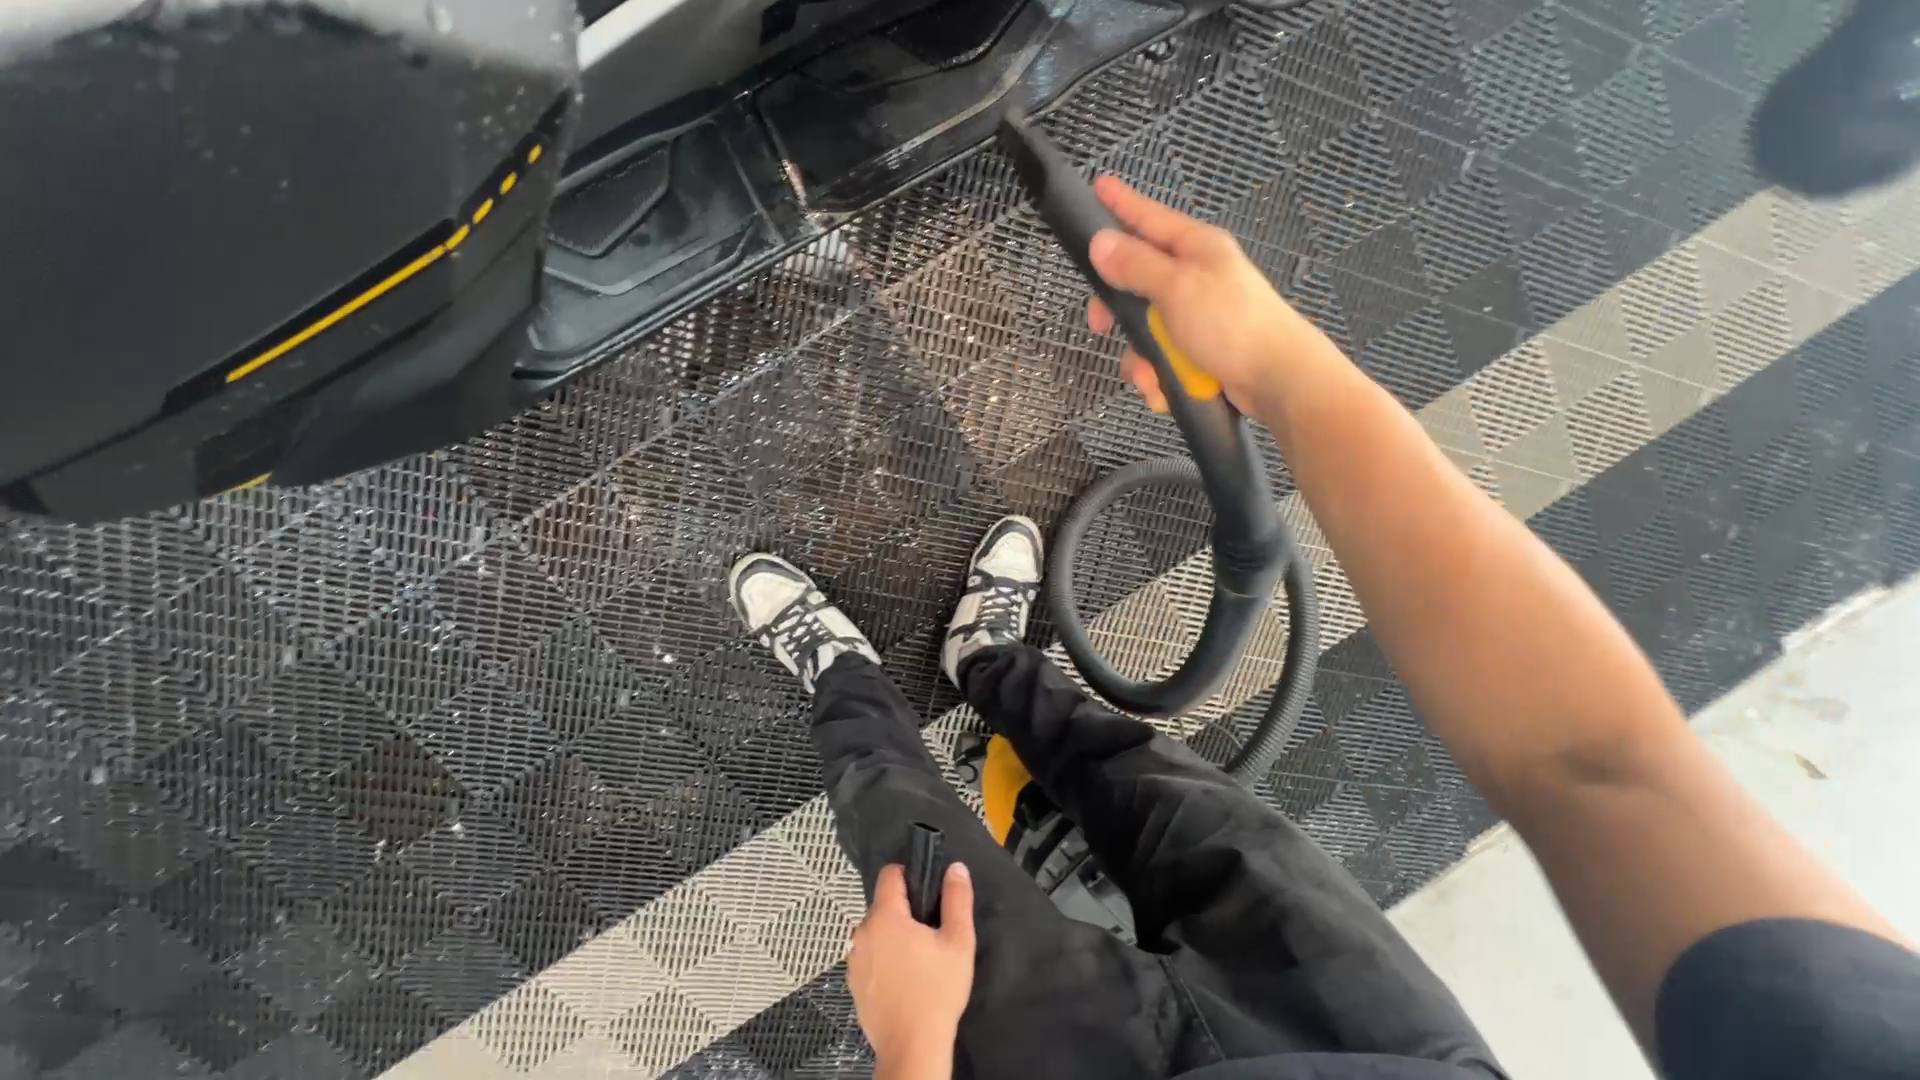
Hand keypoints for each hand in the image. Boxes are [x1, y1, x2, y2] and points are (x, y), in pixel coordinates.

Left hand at [848, 862, 975, 1079]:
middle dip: (903, 910)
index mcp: (886, 916)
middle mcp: (862, 932)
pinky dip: (882, 959)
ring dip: (891, 935)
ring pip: (874, 932)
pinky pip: (868, 957)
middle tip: (928, 932)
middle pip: (882, 905)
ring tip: (917, 958)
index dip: (908, 876)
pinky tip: (902, 979)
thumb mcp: (958, 941)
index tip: (926, 892)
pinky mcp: (853, 983)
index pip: (889, 874)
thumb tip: (955, 868)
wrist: (912, 1047)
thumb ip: (957, 899)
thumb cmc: (937, 991)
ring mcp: (854, 959)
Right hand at [1084, 176, 1337, 414]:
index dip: (1121, 203)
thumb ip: (1136, 266)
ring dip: (1142, 358)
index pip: (1149, 217)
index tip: (1099, 185)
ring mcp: (1196, 316)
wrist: (1276, 379)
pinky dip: (1159, 377)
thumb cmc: (1232, 324)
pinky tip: (1165, 388)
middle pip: (1136, 282)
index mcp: (1195, 248)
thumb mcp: (1177, 288)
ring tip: (1153, 374)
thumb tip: (1101, 242)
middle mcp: (1194, 278)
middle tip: (1101, 324)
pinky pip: (1161, 360)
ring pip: (1144, 330)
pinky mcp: (1197, 351)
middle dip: (1118, 311)